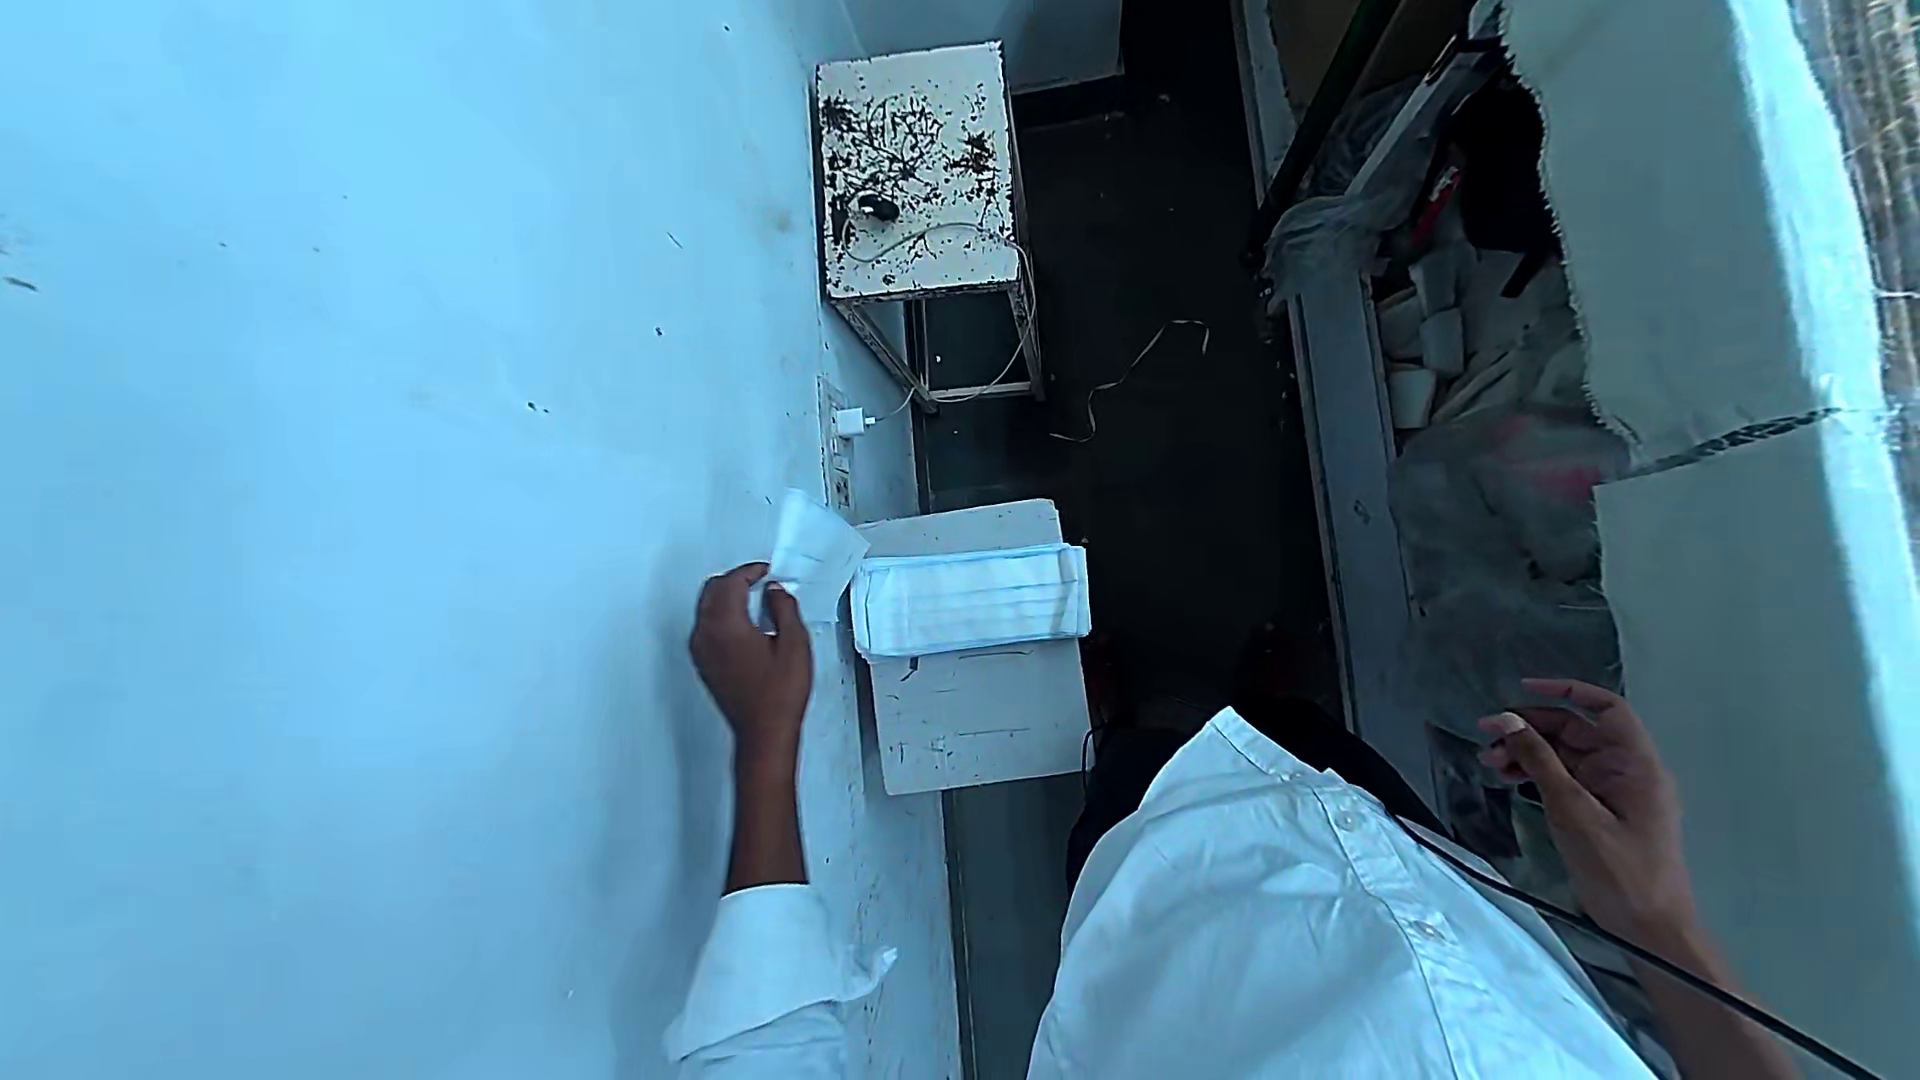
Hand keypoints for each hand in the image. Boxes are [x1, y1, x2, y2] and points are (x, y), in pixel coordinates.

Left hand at [690, 562, 812, 766]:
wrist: (764, 731)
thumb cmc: (778, 695)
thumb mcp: (795, 643)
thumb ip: (784, 608)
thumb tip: (776, 592)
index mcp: (726, 626)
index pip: (730, 582)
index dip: (750, 571)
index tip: (766, 571)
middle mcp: (706, 636)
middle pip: (711, 590)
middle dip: (736, 580)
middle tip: (761, 580)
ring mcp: (701, 651)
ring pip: (706, 607)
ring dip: (727, 596)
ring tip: (756, 600)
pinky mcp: (703, 663)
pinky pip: (706, 626)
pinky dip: (722, 615)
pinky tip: (746, 624)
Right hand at [1478, 678, 1696, 942]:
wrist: (1645, 925)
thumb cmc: (1617, 865)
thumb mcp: (1570, 807)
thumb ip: (1537, 759)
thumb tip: (1505, 718)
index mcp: (1635, 765)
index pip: (1606, 709)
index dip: (1567, 690)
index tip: (1522, 687)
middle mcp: (1626, 770)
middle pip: (1573, 730)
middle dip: (1527, 728)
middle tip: (1486, 735)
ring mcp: (1611, 789)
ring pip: (1560, 752)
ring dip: (1523, 751)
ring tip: (1491, 763)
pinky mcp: (1596, 807)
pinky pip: (1560, 774)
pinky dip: (1531, 770)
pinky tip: (1507, 778)